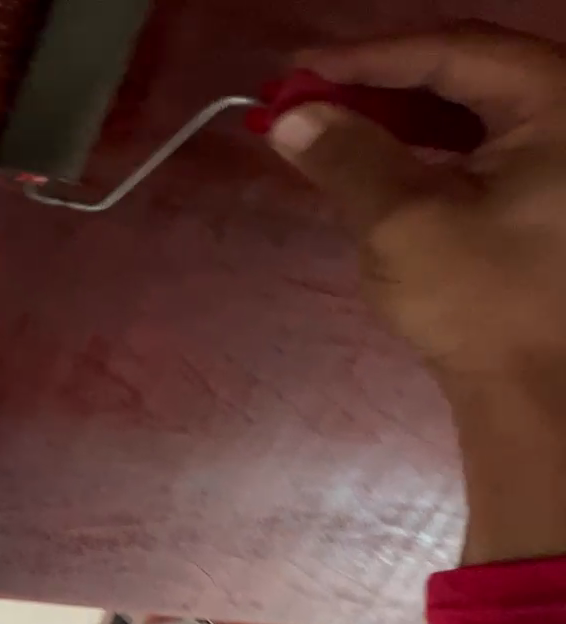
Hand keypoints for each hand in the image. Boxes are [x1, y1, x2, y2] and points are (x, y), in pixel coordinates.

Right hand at [267, 25, 565, 386]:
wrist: (533, 369)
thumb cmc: (478, 293)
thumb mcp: (404, 222)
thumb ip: (349, 161)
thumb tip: (289, 117)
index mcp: (564, 102)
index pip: (455, 51)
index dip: (367, 56)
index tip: (293, 72)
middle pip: (463, 68)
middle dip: (372, 79)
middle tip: (296, 96)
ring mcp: (557, 146)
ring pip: (463, 102)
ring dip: (385, 109)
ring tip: (317, 123)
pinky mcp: (535, 180)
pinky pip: (468, 137)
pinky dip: (409, 138)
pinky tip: (364, 153)